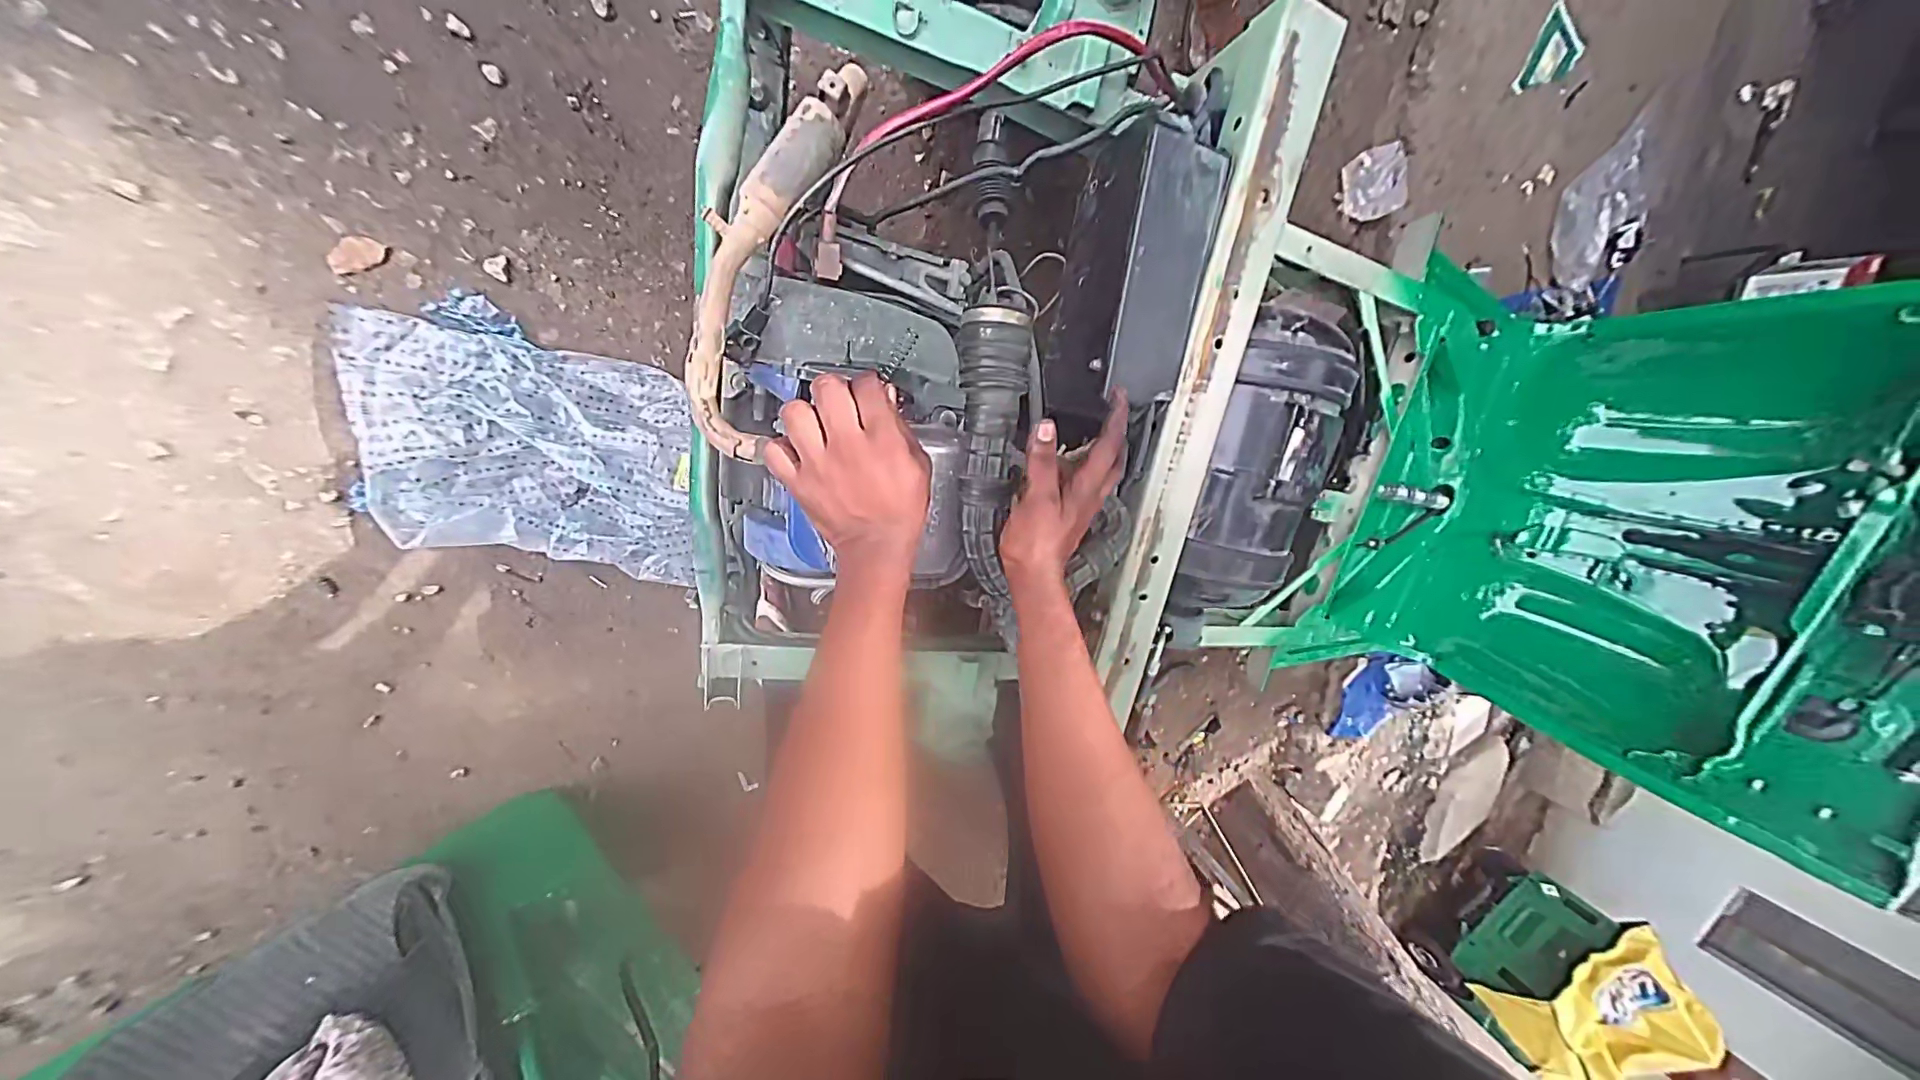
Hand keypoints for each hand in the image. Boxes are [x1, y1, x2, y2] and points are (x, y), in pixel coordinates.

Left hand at [766, 372, 930, 574]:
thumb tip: (886, 402)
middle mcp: (846, 445)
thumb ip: (901, 429)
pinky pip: (774, 450)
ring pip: (794, 411)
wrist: (877, 547)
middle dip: (835, 389)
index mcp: (881, 439)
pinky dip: (782, 447)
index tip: (868, 391)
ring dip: (805, 413)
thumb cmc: (900, 511)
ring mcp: (817, 463)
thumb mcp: (918, 465)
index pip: (867, 385)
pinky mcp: (798, 482)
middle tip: (839, 402)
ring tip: (814, 423)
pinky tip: (798, 450)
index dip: (868, 383)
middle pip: (827, 388)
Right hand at [1000, 391, 1126, 589]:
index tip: (1118, 396)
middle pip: (1114, 458)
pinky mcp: (1070, 515)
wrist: (1033, 575)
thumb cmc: (1036, 544)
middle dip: (1116, 432)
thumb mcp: (1037, 496)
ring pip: (1102, 472)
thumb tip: (1047, 428)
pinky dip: (1081, 467)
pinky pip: (1084, 484)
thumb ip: (1042, 461)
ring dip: (1102, 449)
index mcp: (1087, 487)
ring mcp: (1082, 506)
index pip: (1110, 444)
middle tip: (1111, 412)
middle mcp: (1091, 495)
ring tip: (1090, 432)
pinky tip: (1066, 467)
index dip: (1116, 417)